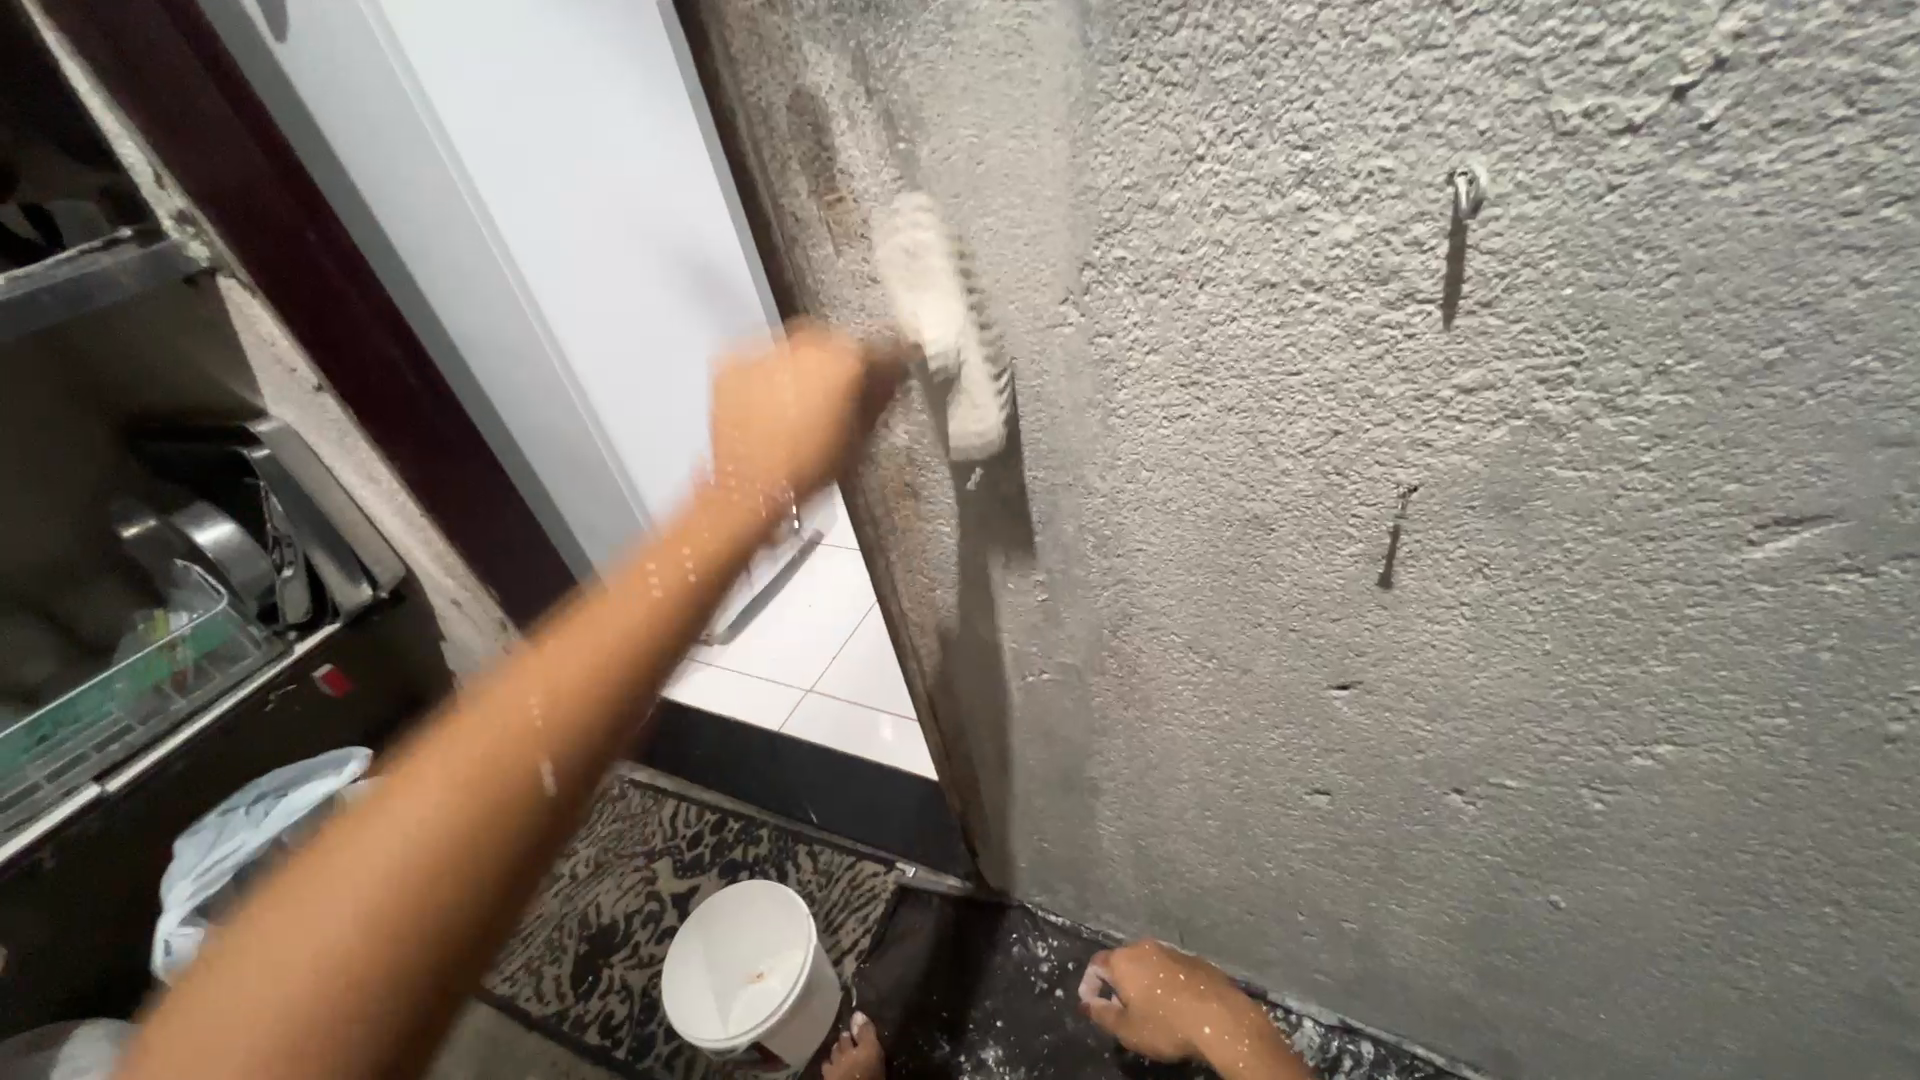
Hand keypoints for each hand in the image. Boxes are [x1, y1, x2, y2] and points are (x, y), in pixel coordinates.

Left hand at [707, 320, 906, 510]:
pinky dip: (771, 373)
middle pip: (835, 342)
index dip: (889, 363)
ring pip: (796, 347)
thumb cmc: (811, 470)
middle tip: (842, 386)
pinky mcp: (733, 363)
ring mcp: (765, 351)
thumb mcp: (858, 440)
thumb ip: (877, 400)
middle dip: (842, 359)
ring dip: (805, 364)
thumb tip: (889, 379)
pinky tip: (773, 398)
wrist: (748, 487)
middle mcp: (806, 345)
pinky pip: (762, 360)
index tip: (892, 371)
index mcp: (845, 363)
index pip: (880, 349)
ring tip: (804, 394)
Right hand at [1078, 940, 1257, 1063]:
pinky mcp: (1194, 960)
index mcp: (1123, 960)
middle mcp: (1144, 947)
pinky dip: (1165, 983)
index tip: (1092, 1004)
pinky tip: (1176, 1005)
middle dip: (1117, 984)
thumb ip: (1101, 1014)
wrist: (1221, 1018)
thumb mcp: (1127, 1029)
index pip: (1095, 964)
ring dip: (1143, 982)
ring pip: (1148, 964)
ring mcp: (1172, 951)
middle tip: (1122, 1009)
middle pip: (1122, 961)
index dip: (1089, 984)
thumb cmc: (1166, 1024)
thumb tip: (1087, 1003)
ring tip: (1150, 1009)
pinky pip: (1170, 969)